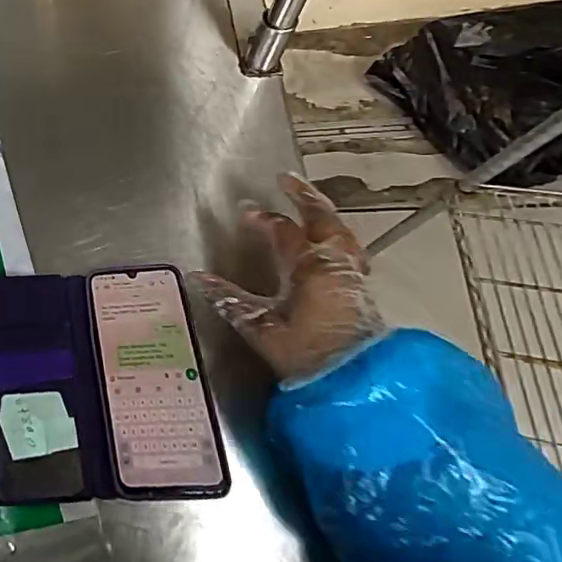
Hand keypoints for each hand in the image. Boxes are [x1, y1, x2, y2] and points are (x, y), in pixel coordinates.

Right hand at [191, 174, 387, 381]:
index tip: (246, 213)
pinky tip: (335, 243)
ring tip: (314, 203)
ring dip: (325, 213)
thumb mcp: (261, 328)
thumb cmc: (307, 354)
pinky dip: (340, 235)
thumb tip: (199, 279)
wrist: (354, 382)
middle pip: (321, 217)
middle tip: (286, 179)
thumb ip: (231, 301)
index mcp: (309, 265)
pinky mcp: (362, 288)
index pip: (282, 230)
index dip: (262, 218)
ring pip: (341, 231)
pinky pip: (351, 249)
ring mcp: (352, 273)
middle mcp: (334, 261)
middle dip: (303, 195)